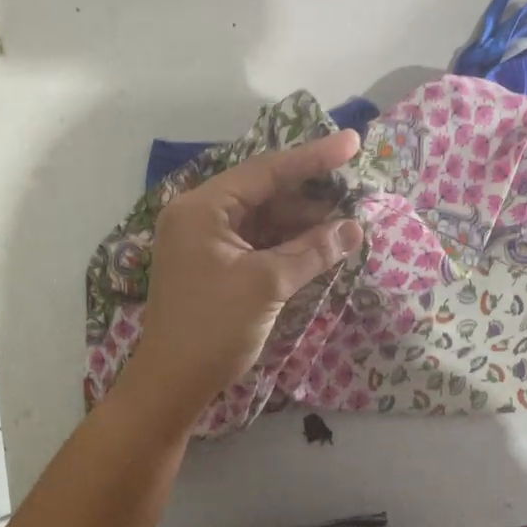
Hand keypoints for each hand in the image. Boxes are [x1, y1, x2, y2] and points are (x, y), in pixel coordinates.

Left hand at [122, 131, 364, 414]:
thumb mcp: (267, 284)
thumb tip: (354, 227)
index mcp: (201, 208)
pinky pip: (255, 241)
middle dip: (309, 193)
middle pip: (262, 191)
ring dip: (301, 221)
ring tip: (346, 222)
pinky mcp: (212, 265)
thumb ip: (312, 250)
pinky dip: (286, 243)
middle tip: (355, 189)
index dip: (312, 158)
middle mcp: (198, 216)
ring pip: (261, 218)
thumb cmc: (213, 328)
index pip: (264, 171)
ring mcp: (202, 241)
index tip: (352, 143)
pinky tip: (319, 245)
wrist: (172, 383)